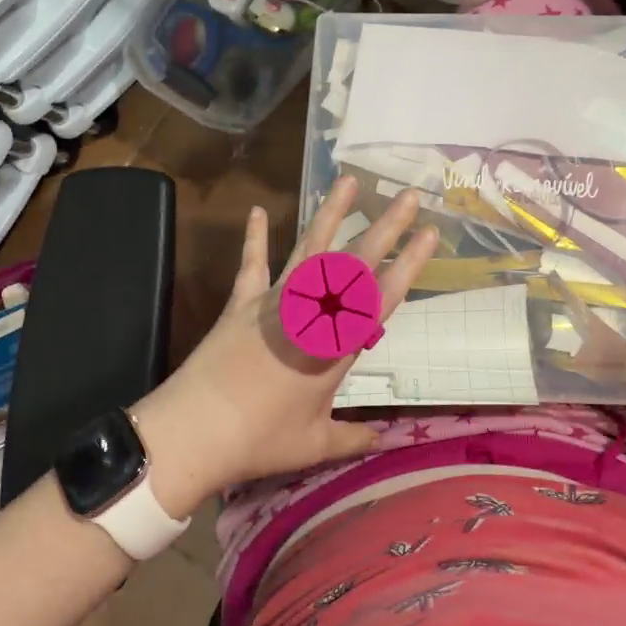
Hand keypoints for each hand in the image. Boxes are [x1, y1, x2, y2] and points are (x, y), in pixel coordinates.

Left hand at [130, 177, 437, 516]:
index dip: (409, 264)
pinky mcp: (241, 302)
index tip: (430, 235)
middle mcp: (311, 312)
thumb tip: (384, 441)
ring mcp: (275, 301)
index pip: (382, 297)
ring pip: (309, 249)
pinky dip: (254, 238)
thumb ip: (352, 439)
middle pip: (355, 262)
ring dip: (331, 214)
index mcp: (335, 346)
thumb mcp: (314, 444)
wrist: (195, 429)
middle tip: (409, 196)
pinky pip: (252, 264)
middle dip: (386, 227)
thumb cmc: (261, 440)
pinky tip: (256, 211)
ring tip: (347, 180)